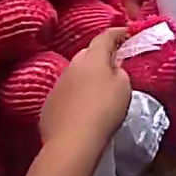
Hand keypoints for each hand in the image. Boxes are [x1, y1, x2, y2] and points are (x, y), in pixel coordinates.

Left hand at [39, 28, 132, 156]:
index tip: (127, 33)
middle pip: (88, 53)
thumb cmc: (104, 110)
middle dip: (100, 56)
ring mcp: (57, 84)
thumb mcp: (123, 86)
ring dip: (85, 77)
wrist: (72, 143)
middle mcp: (72, 65)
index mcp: (93, 57)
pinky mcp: (48, 104)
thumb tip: (112, 68)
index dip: (118, 33)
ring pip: (75, 73)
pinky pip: (65, 93)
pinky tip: (80, 110)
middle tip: (113, 66)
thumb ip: (119, 70)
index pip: (106, 36)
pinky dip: (74, 95)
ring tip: (96, 92)